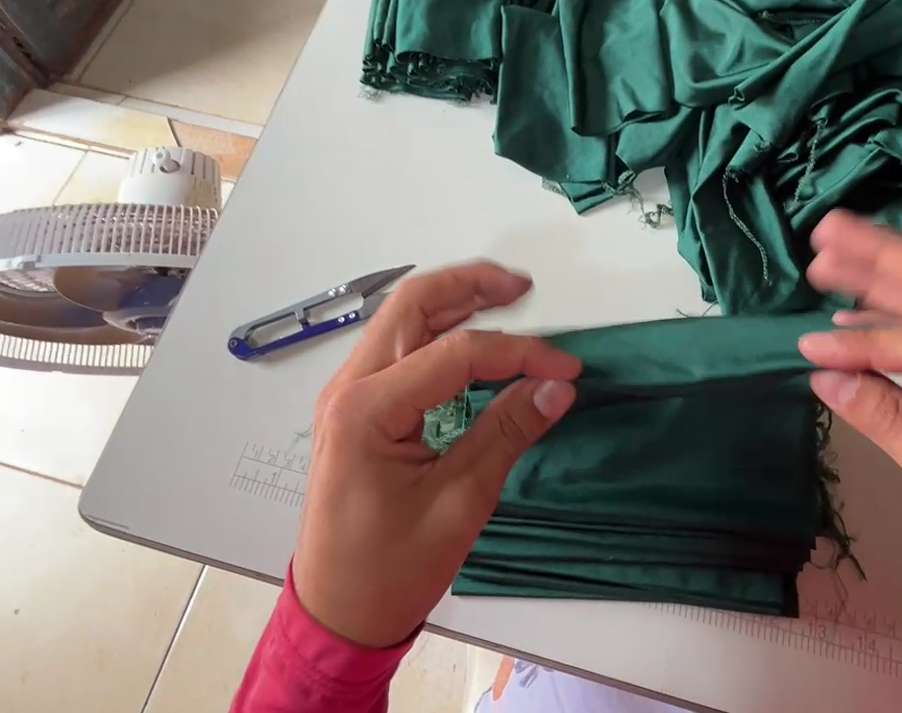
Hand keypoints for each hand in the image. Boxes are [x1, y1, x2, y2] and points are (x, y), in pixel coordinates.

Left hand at [291, 262, 580, 646]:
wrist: (335, 616)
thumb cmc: (389, 571)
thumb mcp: (458, 503)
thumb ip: (507, 431)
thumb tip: (557, 385)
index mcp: (366, 409)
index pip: (455, 353)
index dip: (519, 352)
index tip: (566, 366)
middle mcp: (350, 387)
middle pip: (412, 304)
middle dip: (471, 285)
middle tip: (523, 287)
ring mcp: (348, 394)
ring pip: (403, 319)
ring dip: (454, 300)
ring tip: (506, 298)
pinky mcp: (358, 407)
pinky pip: (400, 349)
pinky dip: (439, 331)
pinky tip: (472, 338)